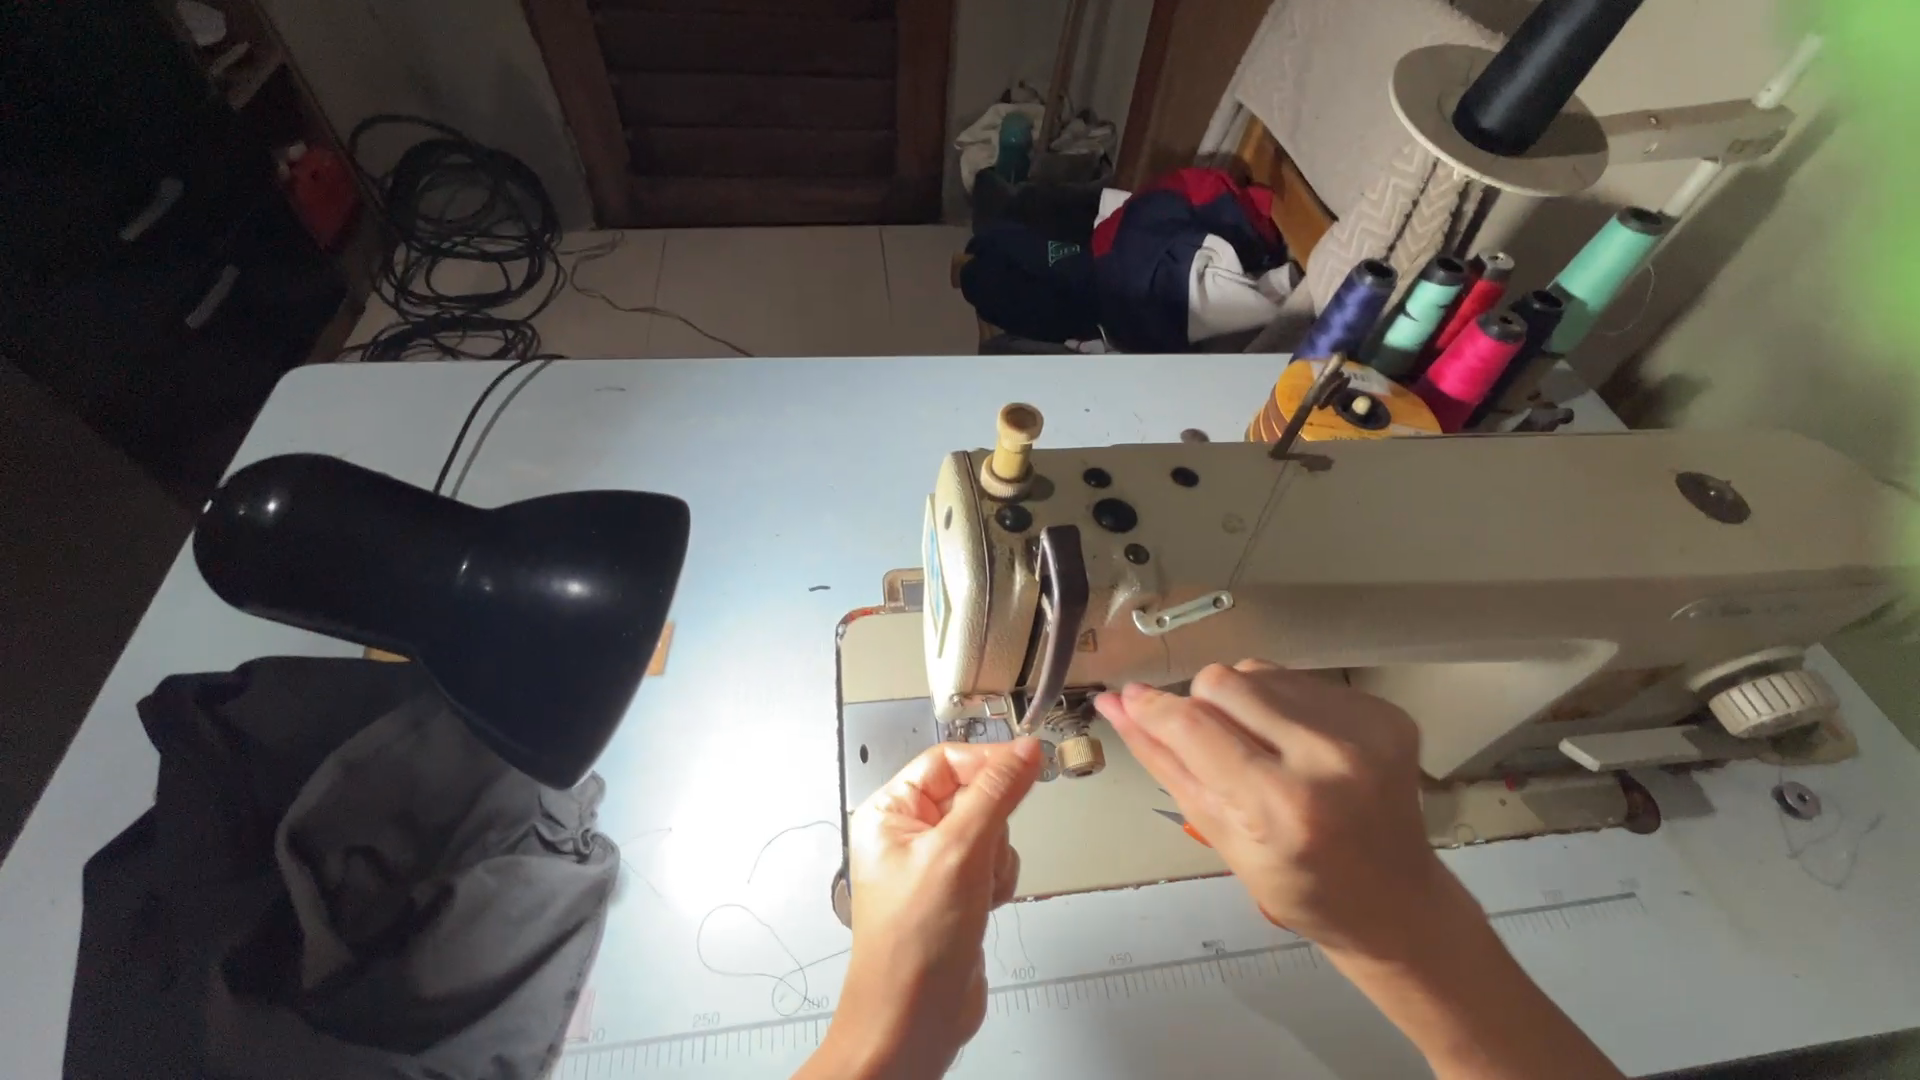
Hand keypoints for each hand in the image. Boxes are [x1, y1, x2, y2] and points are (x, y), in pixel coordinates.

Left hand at [811, 738, 1042, 1079]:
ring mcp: (933, 862)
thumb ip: (996, 793)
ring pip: (989, 828)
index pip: (947, 759)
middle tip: (981, 852)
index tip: (1028, 763)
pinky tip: (984, 904)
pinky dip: (998, 879)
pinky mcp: (955, 889)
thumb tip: (1024, 750)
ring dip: (996, 856)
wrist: (915, 1020)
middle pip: (973, 792)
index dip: (988, 760)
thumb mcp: (959, 851)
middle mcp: (908, 832)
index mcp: (890, 811)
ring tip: (977, 887)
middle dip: (991, 823)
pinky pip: (992, 860)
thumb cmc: (913, 943)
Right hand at [1095, 661, 1456, 961]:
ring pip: (1257, 672)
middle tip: (1215, 747)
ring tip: (1260, 747)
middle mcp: (1327, 757)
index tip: (1127, 700)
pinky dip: (1281, 703)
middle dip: (1201, 706)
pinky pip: (1299, 679)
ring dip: (1241, 701)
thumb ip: (1163, 761)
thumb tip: (1114, 704)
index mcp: (1280, 805)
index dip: (1151, 707)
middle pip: (1222, 681)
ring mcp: (1364, 730)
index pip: (1192, 726)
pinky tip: (1297, 744)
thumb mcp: (1217, 833)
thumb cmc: (1295, 883)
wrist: (1394, 901)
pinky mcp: (1385, 713)